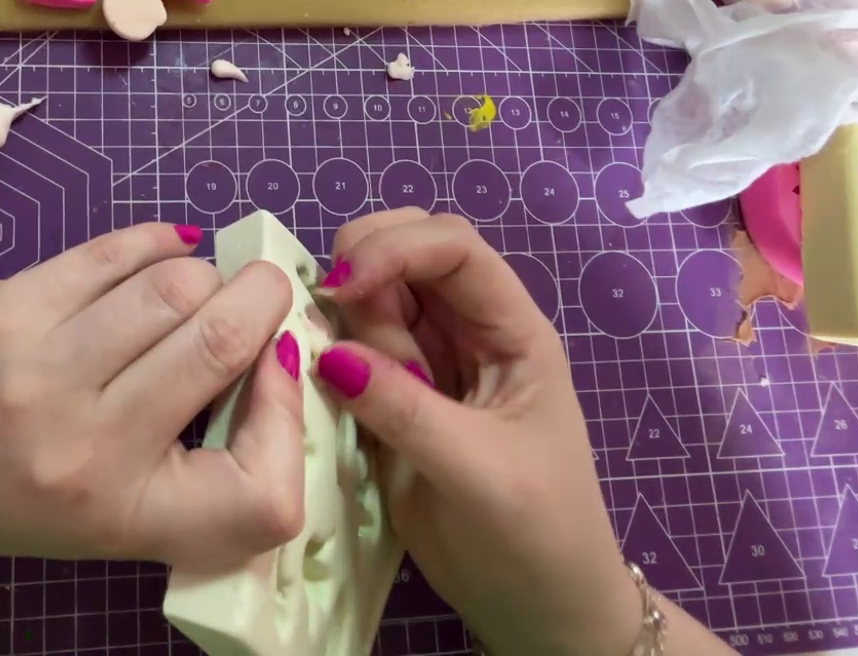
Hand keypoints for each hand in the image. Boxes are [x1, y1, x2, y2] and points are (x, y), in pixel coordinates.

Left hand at [0, 223, 304, 569]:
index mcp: (125, 514)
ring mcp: (38, 365)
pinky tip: (167, 250)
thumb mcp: (119, 512)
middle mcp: (85, 444)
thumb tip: (274, 345)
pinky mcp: (7, 303)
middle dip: (261, 300)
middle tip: (261, 290)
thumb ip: (201, 450)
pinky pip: (115, 249)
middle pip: (221, 343)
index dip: (291, 414)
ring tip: (197, 282)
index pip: (263, 491)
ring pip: (173, 283)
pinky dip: (159, 243)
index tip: (279, 366)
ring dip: (205, 272)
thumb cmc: (21, 496)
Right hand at [314, 209, 642, 655]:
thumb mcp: (480, 474)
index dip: (397, 248)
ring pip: (372, 289)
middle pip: (407, 247)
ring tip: (336, 369)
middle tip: (331, 314)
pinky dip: (328, 342)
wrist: (535, 611)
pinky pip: (351, 338)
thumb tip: (329, 356)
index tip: (343, 287)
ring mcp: (426, 355)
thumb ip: (406, 410)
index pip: (454, 248)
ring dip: (342, 309)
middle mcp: (465, 327)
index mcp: (510, 330)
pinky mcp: (391, 386)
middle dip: (363, 264)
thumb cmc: (537, 540)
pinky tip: (321, 374)